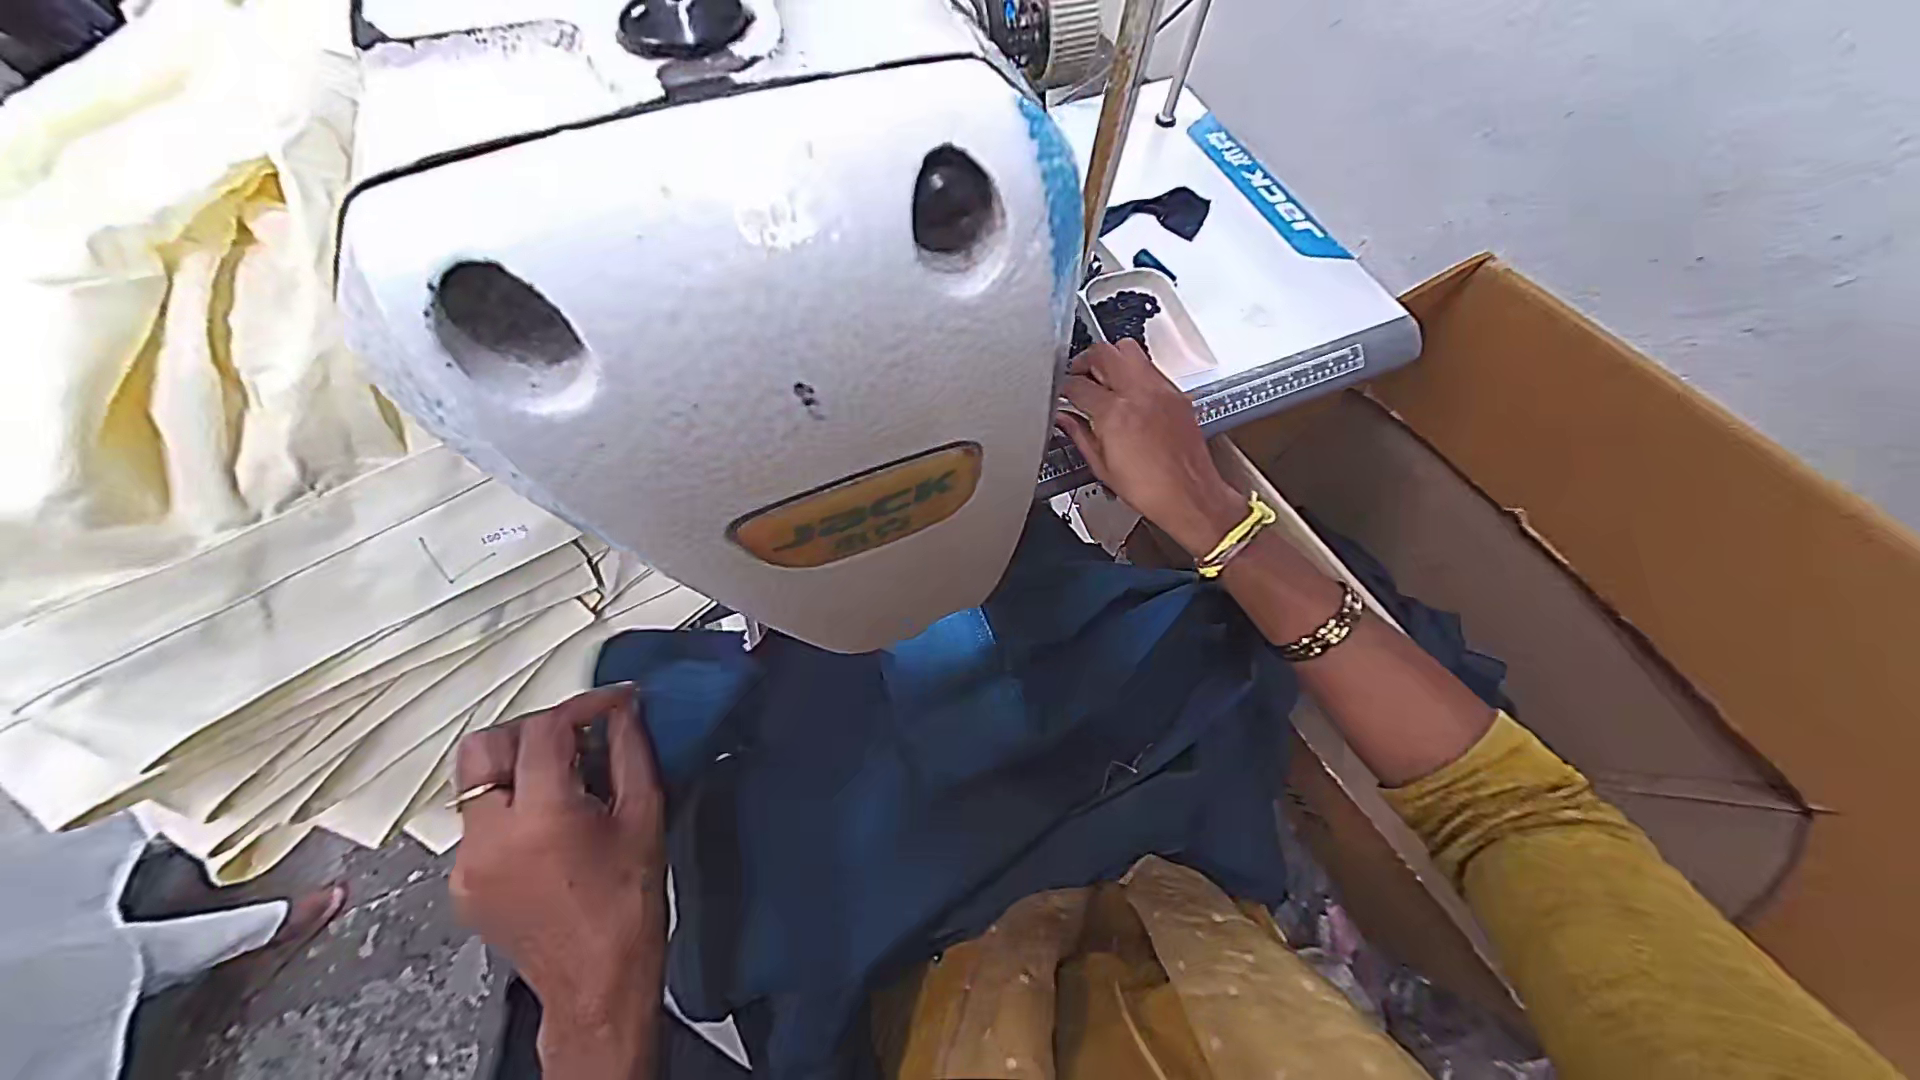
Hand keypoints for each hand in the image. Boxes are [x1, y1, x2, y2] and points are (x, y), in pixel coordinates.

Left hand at [450, 685, 664, 1079]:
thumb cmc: (629, 898)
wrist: (598, 976)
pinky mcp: (461, 882)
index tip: (613, 702)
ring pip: (476, 781)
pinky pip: (477, 818)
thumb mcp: (645, 812)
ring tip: (569, 774)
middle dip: (535, 727)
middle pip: (486, 745)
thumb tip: (624, 711)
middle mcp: (489, 838)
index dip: (584, 705)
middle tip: (578, 732)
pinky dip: (512, 800)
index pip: (545, 730)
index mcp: (541, 818)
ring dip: (520, 763)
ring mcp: (466, 864)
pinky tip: (552, 815)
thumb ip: (631, 751)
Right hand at [1057, 340, 1246, 556]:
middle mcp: (1139, 394)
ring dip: (1110, 359)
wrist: (1188, 495)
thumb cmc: (1151, 490)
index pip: (1078, 384)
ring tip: (1102, 378)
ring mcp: (1160, 390)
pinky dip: (1133, 371)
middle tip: (1077, 375)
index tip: (1062, 393)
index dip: (1063, 388)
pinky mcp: (1176, 393)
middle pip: (1103, 352)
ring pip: (1129, 349)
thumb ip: (1079, 435)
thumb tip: (1065, 419)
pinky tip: (1127, 392)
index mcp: (1115, 413)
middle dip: (1084, 361)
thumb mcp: (1101, 467)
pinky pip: (1149, 367)